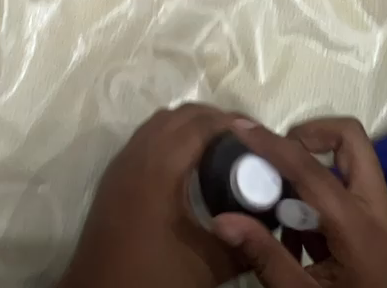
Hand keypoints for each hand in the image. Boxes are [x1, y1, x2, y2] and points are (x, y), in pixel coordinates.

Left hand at [58, 103, 246, 287]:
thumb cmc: (152, 276)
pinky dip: (171, 137)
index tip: (261, 134)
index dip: (232, 122)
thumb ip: (243, 241)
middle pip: (180, 116)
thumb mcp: (207, 264)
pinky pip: (147, 137)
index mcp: (160, 165)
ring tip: (221, 146)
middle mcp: (138, 152)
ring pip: (160, 123)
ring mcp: (123, 161)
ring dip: (190, 126)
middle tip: (246, 140)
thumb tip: (271, 226)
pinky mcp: (115, 174)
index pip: (200, 124)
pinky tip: (189, 162)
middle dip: (214, 119)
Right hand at [210, 118, 386, 287]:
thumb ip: (264, 256)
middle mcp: (380, 211)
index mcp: (360, 229)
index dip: (272, 144)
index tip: (240, 127)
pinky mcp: (383, 230)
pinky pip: (350, 188)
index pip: (310, 167)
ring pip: (351, 160)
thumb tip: (220, 220)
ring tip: (279, 201)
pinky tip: (296, 231)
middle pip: (350, 139)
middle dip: (308, 136)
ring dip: (312, 166)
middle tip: (274, 158)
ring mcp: (386, 219)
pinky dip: (321, 192)